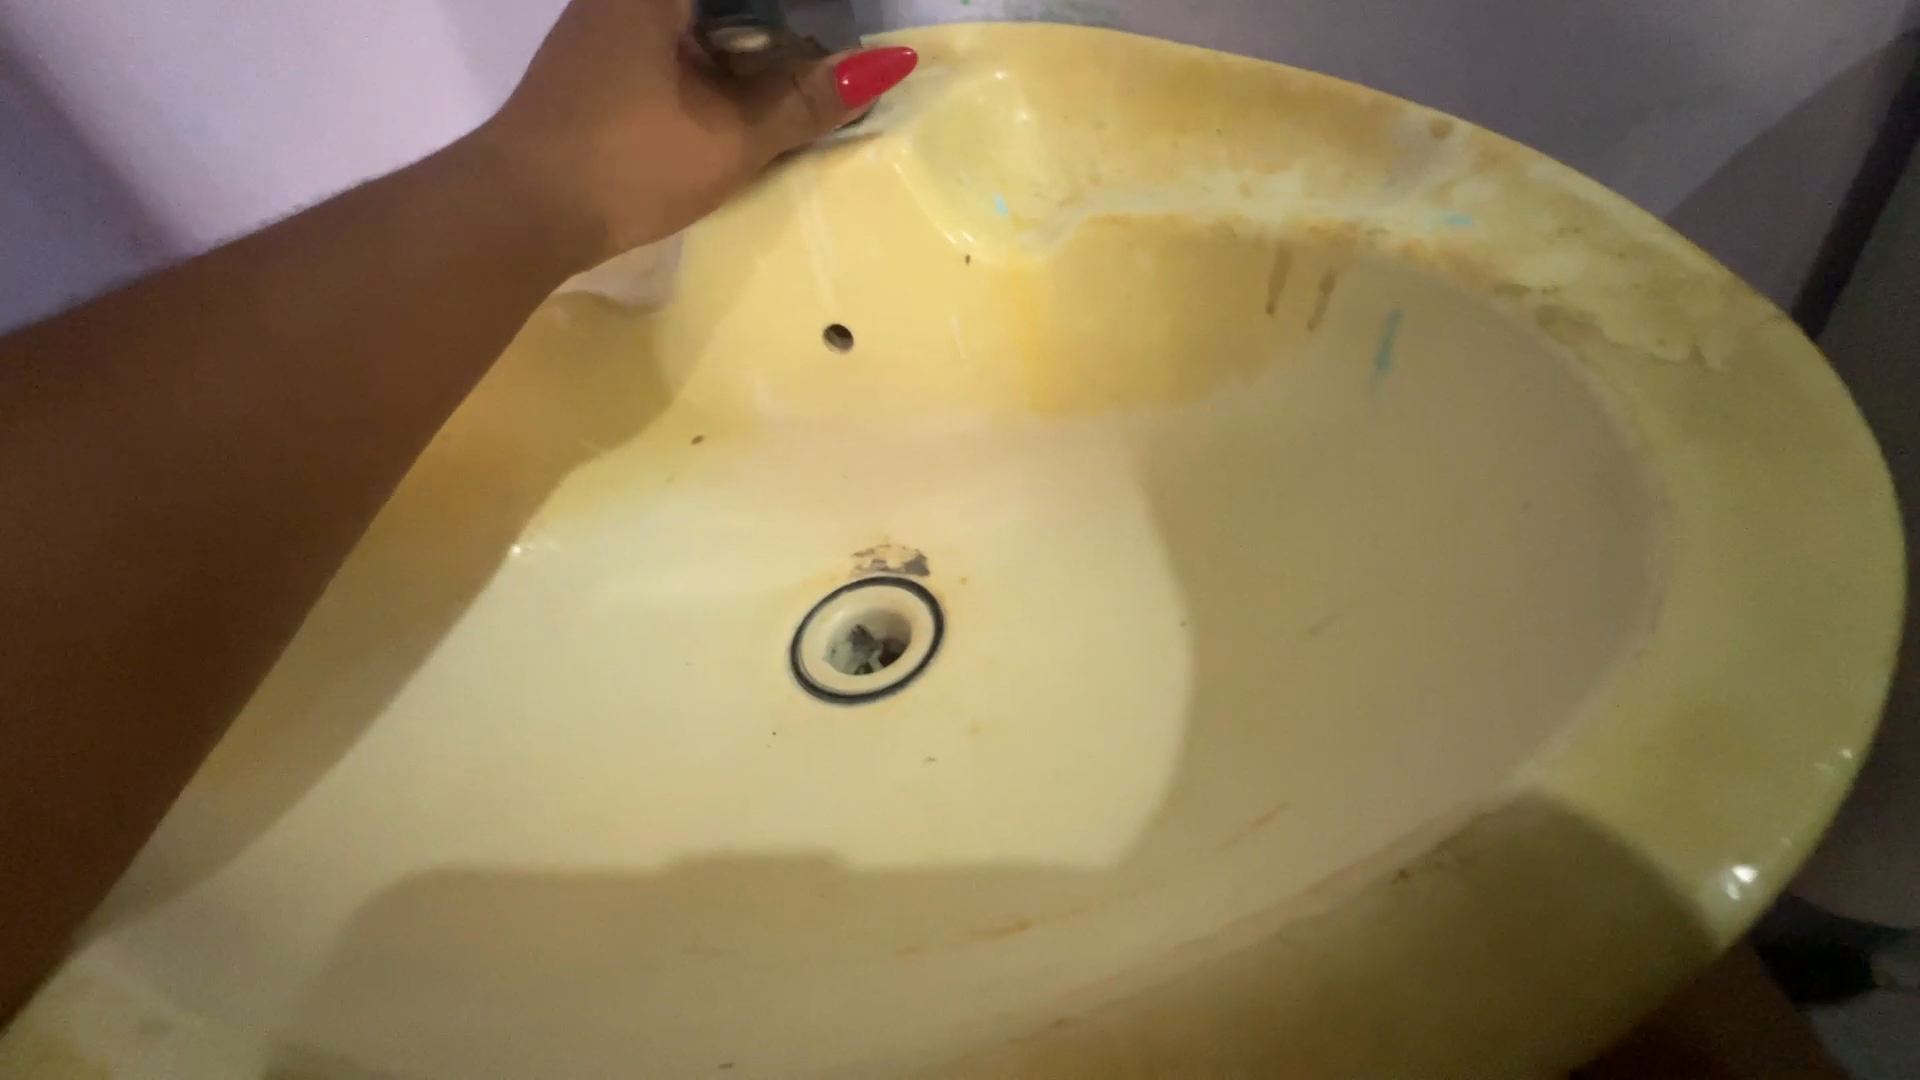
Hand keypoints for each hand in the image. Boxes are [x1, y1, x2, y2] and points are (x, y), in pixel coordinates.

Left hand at [472, 0, 917, 262]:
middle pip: (728, 10)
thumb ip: (805, 102)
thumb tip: (884, 66)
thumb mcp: (731, 137)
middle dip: (778, 41)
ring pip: (702, 29)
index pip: (756, 1)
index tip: (832, 53)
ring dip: (749, 61)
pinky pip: (676, 50)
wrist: (528, 209)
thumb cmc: (631, 162)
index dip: (801, 26)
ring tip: (790, 100)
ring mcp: (609, 26)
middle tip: (821, 79)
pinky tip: (735, 113)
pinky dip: (715, 74)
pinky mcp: (600, 66)